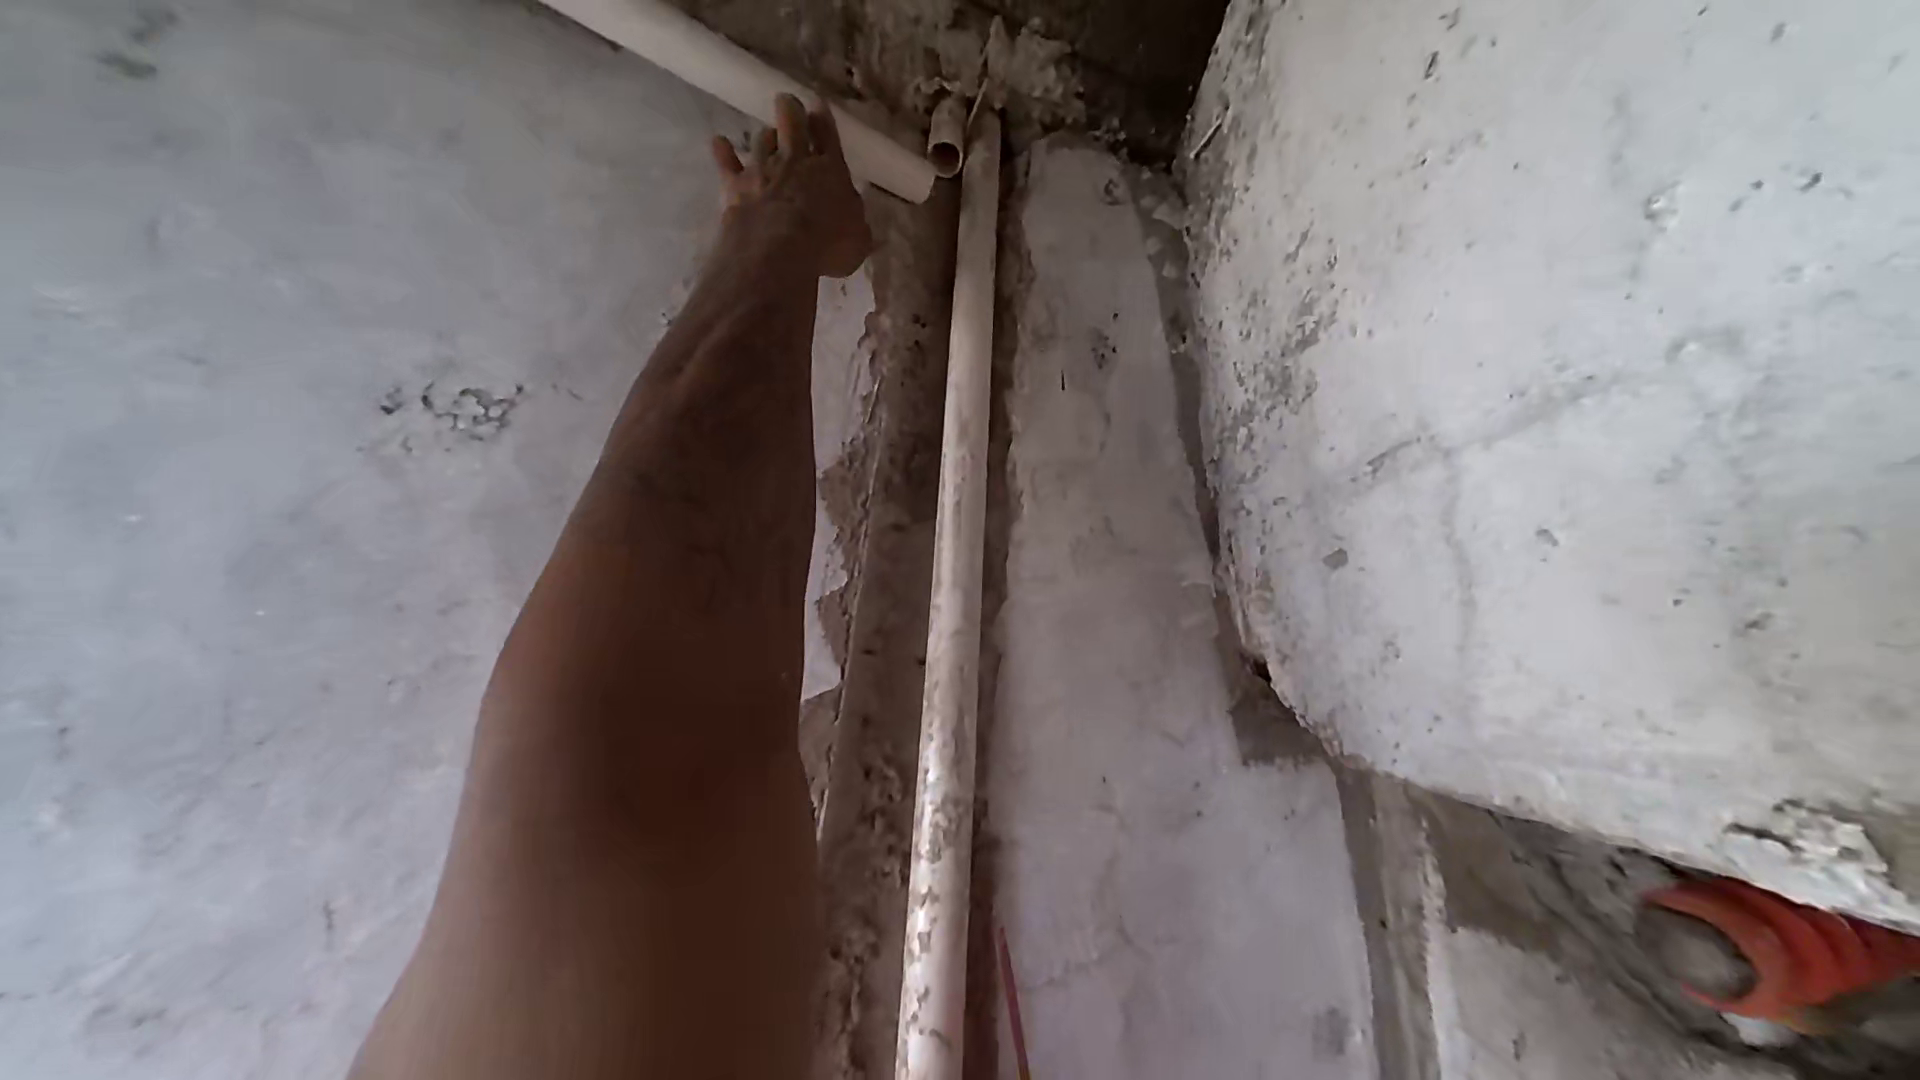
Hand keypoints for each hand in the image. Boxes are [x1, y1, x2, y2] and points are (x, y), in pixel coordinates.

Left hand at [712, 94, 874, 279]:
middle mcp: (795, 161)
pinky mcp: (736, 184)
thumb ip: (857, 224)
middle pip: (791, 122)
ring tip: (768, 138)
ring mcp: (763, 169)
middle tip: (788, 106)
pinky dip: (724, 152)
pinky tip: (719, 143)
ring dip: (766, 137)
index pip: (828, 135)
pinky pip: (727, 161)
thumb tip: (857, 219)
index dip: (823, 119)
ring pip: (762, 139)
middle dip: (791, 111)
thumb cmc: (827, 246)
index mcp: (830, 171)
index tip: (819, 107)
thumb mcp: (858, 240)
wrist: (779, 250)